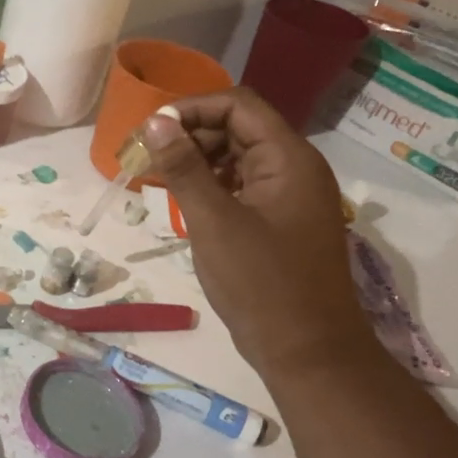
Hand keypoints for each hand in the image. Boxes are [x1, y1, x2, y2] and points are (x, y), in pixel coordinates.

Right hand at [141, 87, 376, 380]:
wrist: (308, 351)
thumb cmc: (261, 283)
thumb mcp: (213, 221)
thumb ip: (183, 167)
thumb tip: (154, 122)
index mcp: (288, 159)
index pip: (238, 105)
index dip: (192, 108)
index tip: (152, 132)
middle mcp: (294, 168)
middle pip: (238, 126)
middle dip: (191, 134)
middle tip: (148, 158)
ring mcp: (289, 195)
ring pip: (238, 156)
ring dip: (198, 159)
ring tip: (159, 179)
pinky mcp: (280, 220)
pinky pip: (243, 184)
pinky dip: (211, 184)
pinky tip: (184, 201)